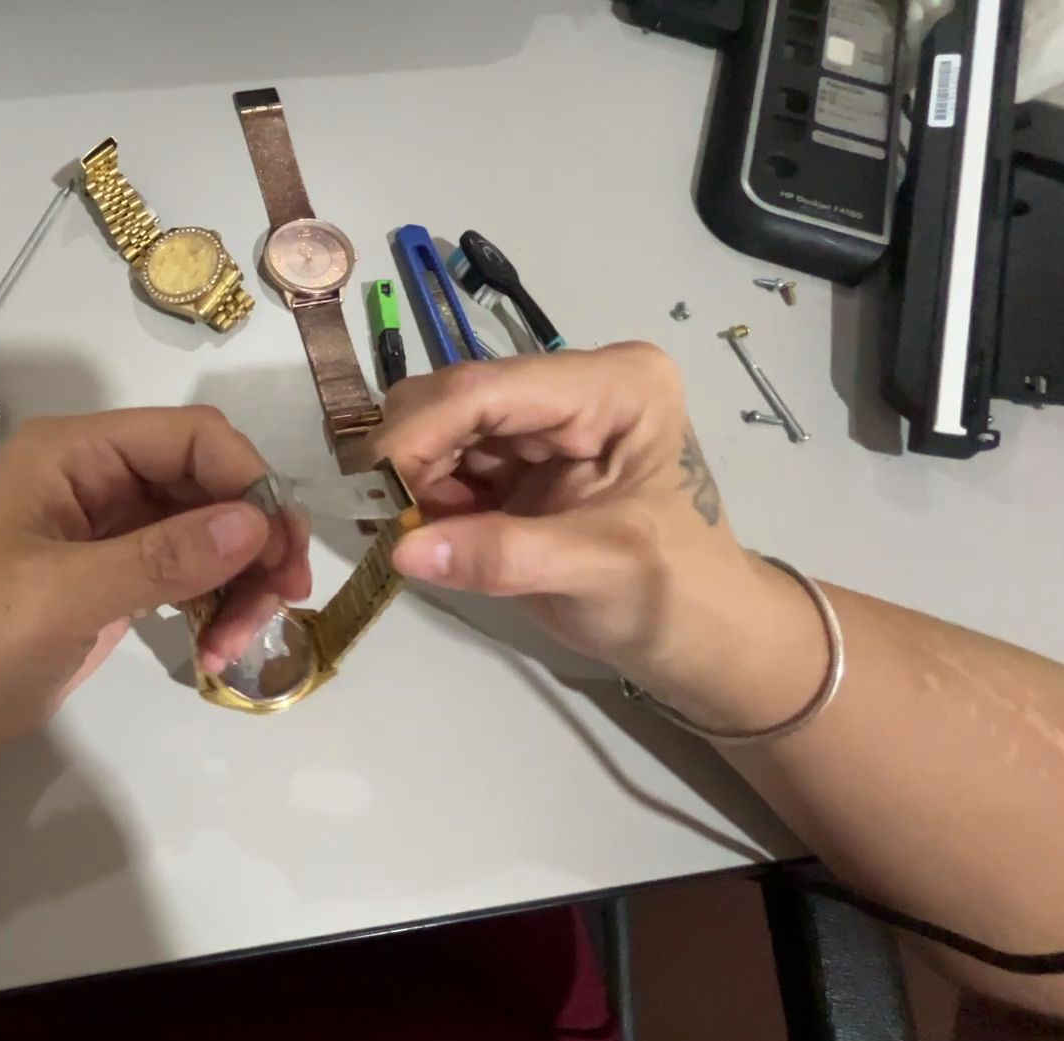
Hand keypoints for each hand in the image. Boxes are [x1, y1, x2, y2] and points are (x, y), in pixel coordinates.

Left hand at [0, 407, 309, 761]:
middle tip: (282, 600)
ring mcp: (115, 526)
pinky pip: (195, 570)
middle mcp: (100, 475)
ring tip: (237, 644)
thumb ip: (159, 559)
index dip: (244, 479)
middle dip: (252, 539)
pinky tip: (218, 648)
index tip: (277, 549)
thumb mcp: (61, 596)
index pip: (188, 436)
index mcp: (74, 453)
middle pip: (210, 482)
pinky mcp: (126, 572)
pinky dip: (218, 603)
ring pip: (212, 530)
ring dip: (241, 581)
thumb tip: (256, 526)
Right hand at [369, 344, 820, 711]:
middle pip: (444, 400)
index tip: (370, 495)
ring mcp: (531, 420)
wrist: (693, 630)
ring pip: (427, 428)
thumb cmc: (672, 594)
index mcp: (610, 387)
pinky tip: (442, 533)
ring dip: (412, 484)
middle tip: (402, 525)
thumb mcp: (599, 571)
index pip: (482, 390)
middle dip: (410, 461)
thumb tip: (401, 551)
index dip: (416, 436)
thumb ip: (502, 556)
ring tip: (438, 536)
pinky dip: (418, 497)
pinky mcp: (506, 456)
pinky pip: (432, 461)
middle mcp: (564, 386)